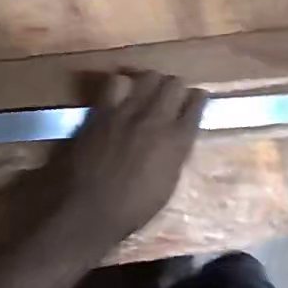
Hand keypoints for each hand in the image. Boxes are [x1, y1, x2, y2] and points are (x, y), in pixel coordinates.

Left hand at [38, 71, 207, 249]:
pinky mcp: (102, 111)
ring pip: (149, 77)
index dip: (198, 99)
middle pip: (175, 84)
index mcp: (177, 141)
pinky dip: (123, 85)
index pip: (196, 104)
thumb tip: (177, 137)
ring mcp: (127, 112)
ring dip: (152, 82)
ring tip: (148, 90)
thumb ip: (175, 153)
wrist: (89, 210)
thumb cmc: (133, 208)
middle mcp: (156, 119)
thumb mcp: (168, 184)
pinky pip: (116, 83)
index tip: (197, 98)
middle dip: (178, 87)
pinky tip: (121, 94)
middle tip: (173, 94)